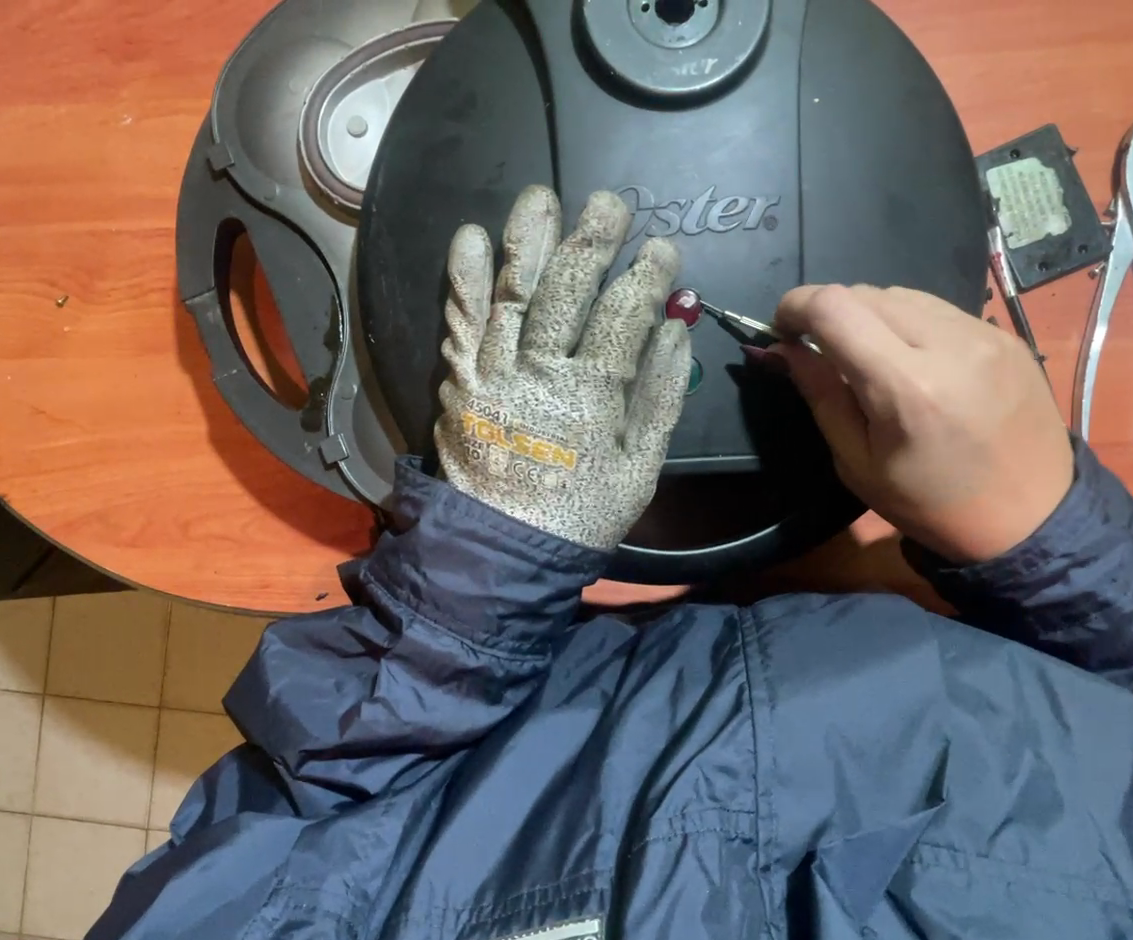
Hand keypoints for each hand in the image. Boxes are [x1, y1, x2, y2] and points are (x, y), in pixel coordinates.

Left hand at [435, 186, 690, 550]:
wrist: (502, 547)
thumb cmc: (581, 511)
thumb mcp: (641, 468)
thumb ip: (660, 398)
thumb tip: (674, 330)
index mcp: (592, 395)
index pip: (623, 315)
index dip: (645, 275)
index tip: (661, 248)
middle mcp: (539, 372)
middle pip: (567, 291)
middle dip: (591, 241)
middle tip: (609, 203)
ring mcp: (493, 372)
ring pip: (512, 294)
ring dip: (528, 241)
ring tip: (543, 198)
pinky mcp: (458, 381)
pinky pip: (460, 322)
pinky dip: (464, 278)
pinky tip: (471, 236)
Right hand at [769, 284, 1072, 564]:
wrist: (1029, 517)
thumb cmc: (928, 504)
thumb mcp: (856, 461)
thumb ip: (819, 394)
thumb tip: (777, 349)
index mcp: (905, 386)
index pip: (834, 308)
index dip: (795, 306)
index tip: (781, 329)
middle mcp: (948, 345)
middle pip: (866, 293)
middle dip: (829, 312)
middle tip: (816, 348)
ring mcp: (984, 334)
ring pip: (902, 293)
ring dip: (868, 313)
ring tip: (863, 354)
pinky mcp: (1005, 335)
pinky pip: (938, 309)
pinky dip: (906, 322)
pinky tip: (908, 358)